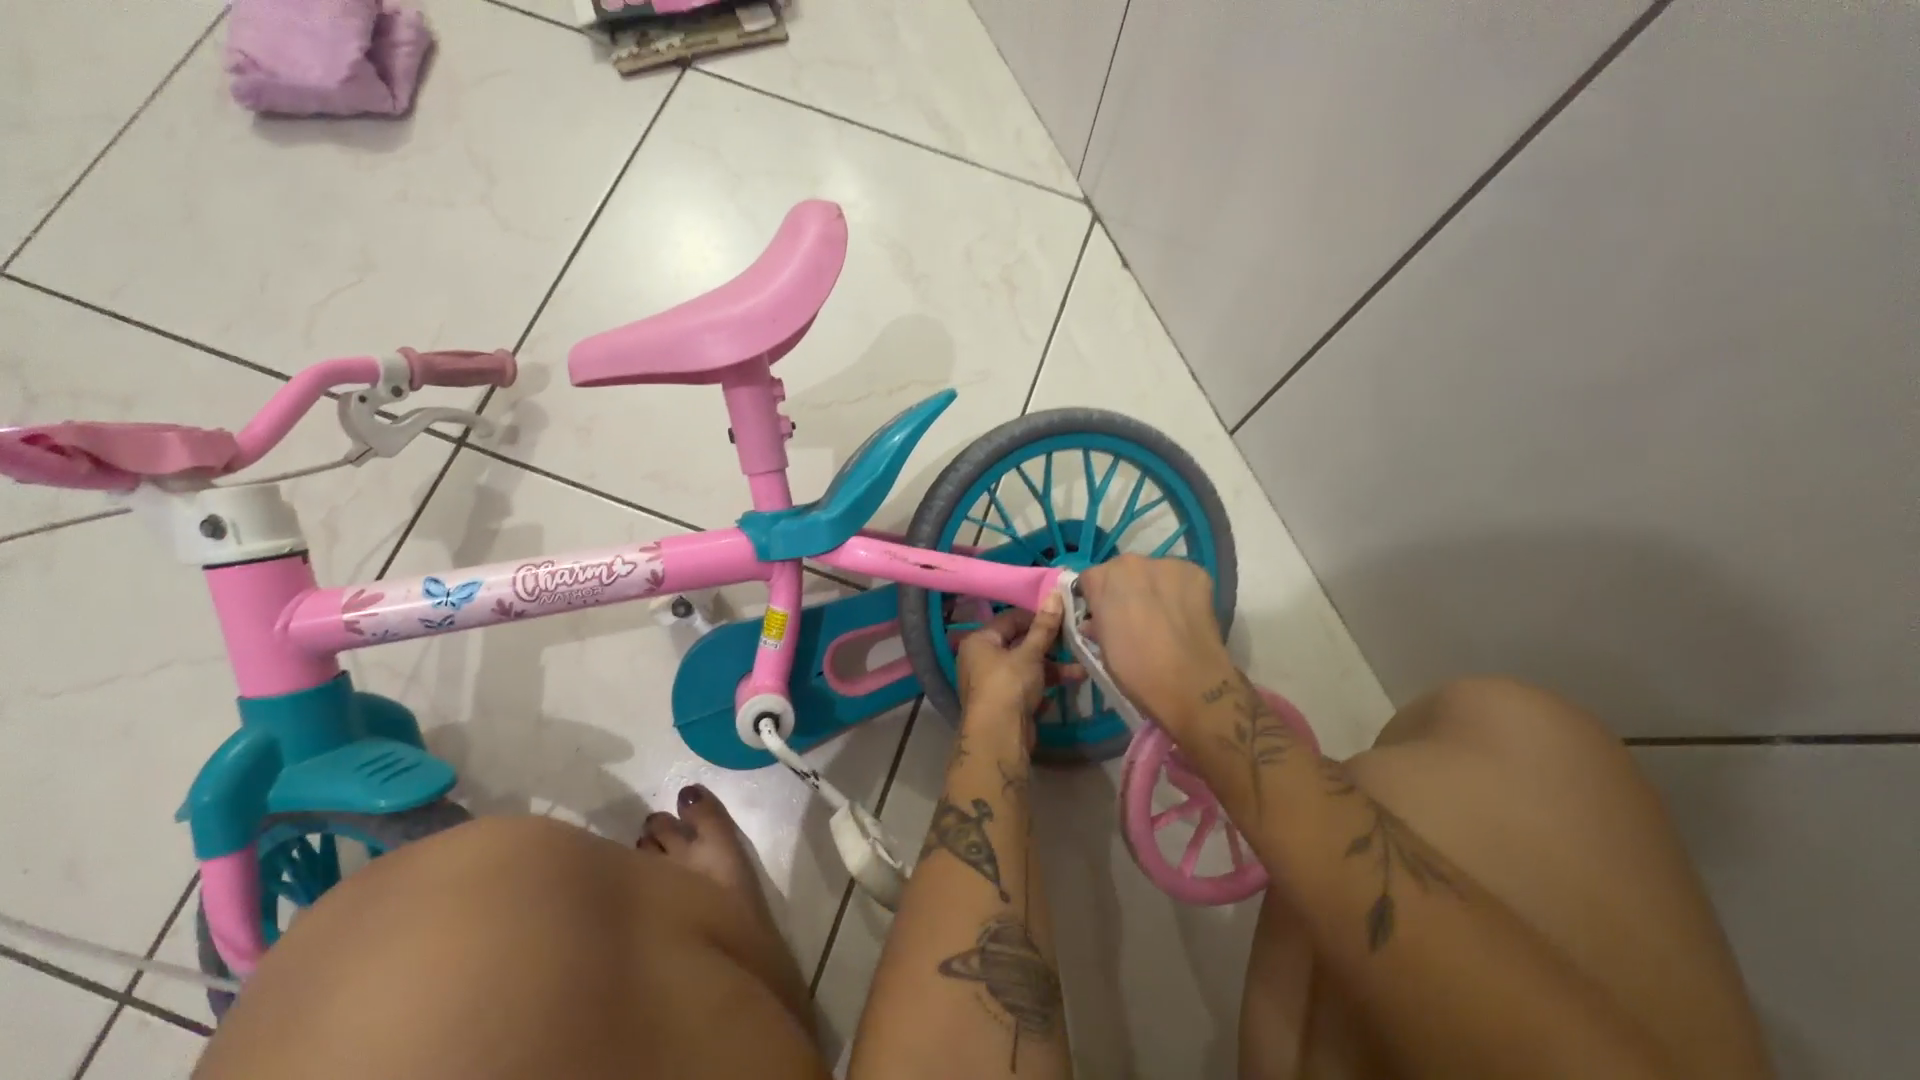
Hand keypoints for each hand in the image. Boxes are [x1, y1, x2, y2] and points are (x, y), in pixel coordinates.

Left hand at [957, 593, 1065, 731]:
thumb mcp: (1030, 653)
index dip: (1036, 617)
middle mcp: (980, 660)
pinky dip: (1044, 688)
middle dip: (1049, 646)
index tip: (1062, 618)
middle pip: (1019, 645)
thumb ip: (1044, 627)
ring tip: (1080, 671)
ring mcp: (991, 684)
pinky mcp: (1003, 704)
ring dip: (1052, 669)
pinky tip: (1064, 690)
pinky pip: (1026, 688)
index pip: (1009, 619)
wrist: (998, 736)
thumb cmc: (1009, 685)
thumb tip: (1055, 594)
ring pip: (1025, 668)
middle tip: (1074, 642)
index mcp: (979, 641)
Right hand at [1076, 555, 1232, 733]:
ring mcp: (1167, 564)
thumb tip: (1097, 622)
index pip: (1090, 580)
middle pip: (1123, 571)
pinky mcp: (1197, 572)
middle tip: (1135, 618)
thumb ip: (1097, 625)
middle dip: (1126, 590)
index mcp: (1101, 578)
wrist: (1188, 682)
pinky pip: (1181, 579)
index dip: (1096, 600)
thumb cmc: (1134, 670)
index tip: (1103, 618)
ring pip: (1154, 573)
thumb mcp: (1102, 648)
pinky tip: (1185, 616)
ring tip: (1164, 618)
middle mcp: (1132, 562)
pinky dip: (1180, 592)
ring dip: (1154, 589)